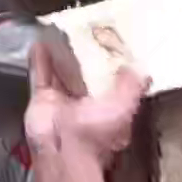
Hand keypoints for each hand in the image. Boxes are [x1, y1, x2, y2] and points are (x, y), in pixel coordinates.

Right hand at [24, 41, 146, 167]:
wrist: (60, 148)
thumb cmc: (95, 133)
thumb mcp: (122, 110)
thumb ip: (130, 90)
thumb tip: (142, 70)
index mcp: (109, 110)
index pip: (112, 85)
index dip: (111, 66)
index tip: (110, 45)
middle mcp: (85, 105)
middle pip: (84, 76)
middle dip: (83, 58)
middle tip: (82, 34)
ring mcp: (61, 100)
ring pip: (61, 72)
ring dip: (59, 55)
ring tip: (59, 34)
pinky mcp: (41, 97)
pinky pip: (40, 74)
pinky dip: (39, 59)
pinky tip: (39, 43)